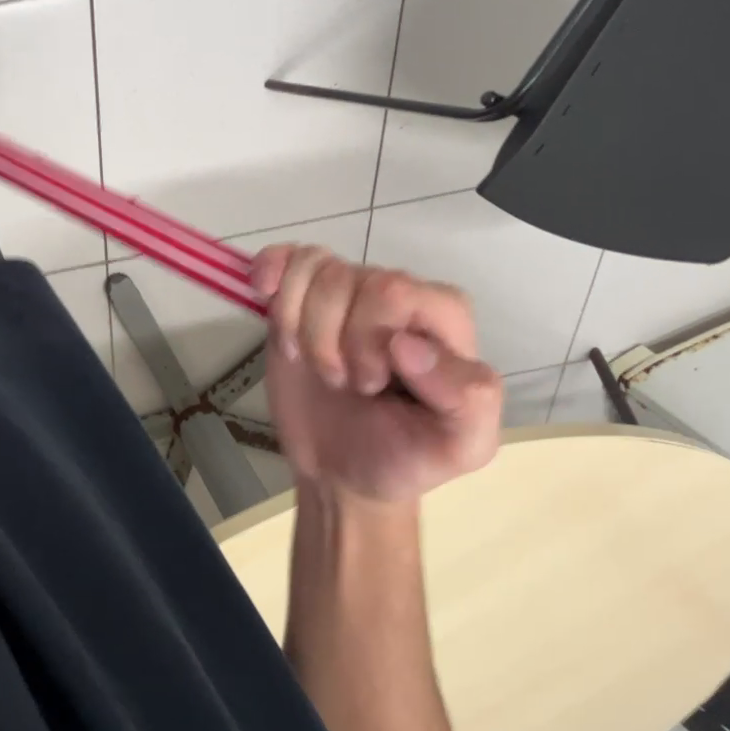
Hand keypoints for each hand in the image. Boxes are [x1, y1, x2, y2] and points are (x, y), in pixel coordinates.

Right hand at [249, 246, 501, 503]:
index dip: (366, 336)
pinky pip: (286, 257)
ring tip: (308, 363)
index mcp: (441, 318)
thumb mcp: (461, 446)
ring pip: (311, 268)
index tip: (370, 385)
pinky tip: (264, 292)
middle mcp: (395, 294)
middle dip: (327, 338)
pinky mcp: (299, 300)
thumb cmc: (405, 457)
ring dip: (295, 323)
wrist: (343, 472)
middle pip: (345, 279)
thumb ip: (465, 397)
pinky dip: (270, 269)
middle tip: (340, 382)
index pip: (394, 290)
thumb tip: (406, 344)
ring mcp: (345, 294)